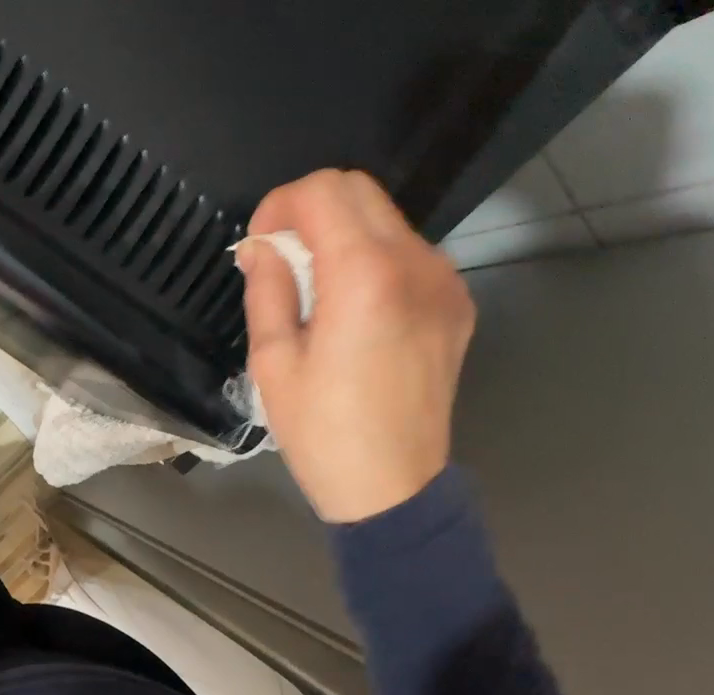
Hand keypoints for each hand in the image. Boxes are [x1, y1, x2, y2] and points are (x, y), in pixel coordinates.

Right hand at [238, 169, 475, 523]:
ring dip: (341, 237)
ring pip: (386, 221)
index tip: (258, 245)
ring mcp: (444, 281)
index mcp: (363, 276)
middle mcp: (415, 262)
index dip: (279, 207)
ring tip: (313, 292)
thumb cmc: (320, 432)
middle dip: (310, 212)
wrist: (391, 485)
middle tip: (279, 260)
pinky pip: (408, 256)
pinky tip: (351, 311)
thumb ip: (267, 290)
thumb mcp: (273, 362)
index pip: (323, 193)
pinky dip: (372, 262)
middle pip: (359, 191)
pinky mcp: (455, 302)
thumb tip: (261, 249)